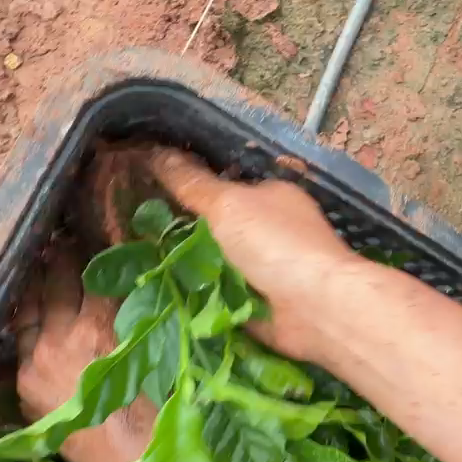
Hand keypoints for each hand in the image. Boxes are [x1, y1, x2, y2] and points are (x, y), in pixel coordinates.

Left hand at [13, 246, 154, 461]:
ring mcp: (38, 357)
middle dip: (66, 255)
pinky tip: (39, 305)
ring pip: (33, 303)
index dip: (105, 247)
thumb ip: (154, 319)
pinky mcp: (24, 380)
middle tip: (72, 238)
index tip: (105, 230)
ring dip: (41, 280)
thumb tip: (152, 283)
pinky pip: (22, 335)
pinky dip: (30, 315)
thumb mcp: (168, 359)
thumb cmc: (164, 420)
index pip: (102, 271)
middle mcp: (66, 335)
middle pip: (60, 278)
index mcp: (108, 327)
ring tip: (50, 261)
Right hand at [155, 149, 371, 362]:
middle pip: (225, 231)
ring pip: (225, 269)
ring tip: (148, 268)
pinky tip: (173, 302)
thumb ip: (193, 184)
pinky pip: (229, 304)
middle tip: (143, 236)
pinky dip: (209, 304)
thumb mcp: (228, 205)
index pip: (230, 188)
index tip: (151, 196)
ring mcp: (275, 273)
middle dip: (189, 237)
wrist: (318, 308)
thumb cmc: (278, 245)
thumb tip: (157, 153)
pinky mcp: (269, 309)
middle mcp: (279, 234)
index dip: (194, 190)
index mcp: (275, 199)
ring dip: (195, 273)